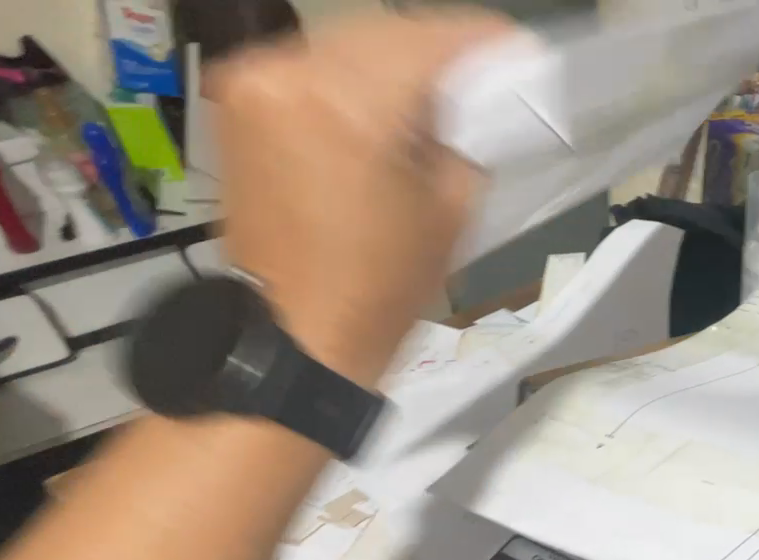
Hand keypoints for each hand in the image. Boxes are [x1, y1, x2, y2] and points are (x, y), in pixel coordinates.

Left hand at [212, 9, 513, 384]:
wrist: (298, 327)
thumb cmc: (383, 286)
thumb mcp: (452, 212)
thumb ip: (465, 142)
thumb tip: (474, 106)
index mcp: (351, 107)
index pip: (427, 40)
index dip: (481, 41)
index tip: (517, 48)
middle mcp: (291, 74)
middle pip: (383, 32)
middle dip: (438, 53)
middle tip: (483, 80)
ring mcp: (255, 82)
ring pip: (346, 45)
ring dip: (396, 64)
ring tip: (436, 102)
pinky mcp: (241, 100)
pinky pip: (312, 67)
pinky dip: (355, 81)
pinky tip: (384, 113)